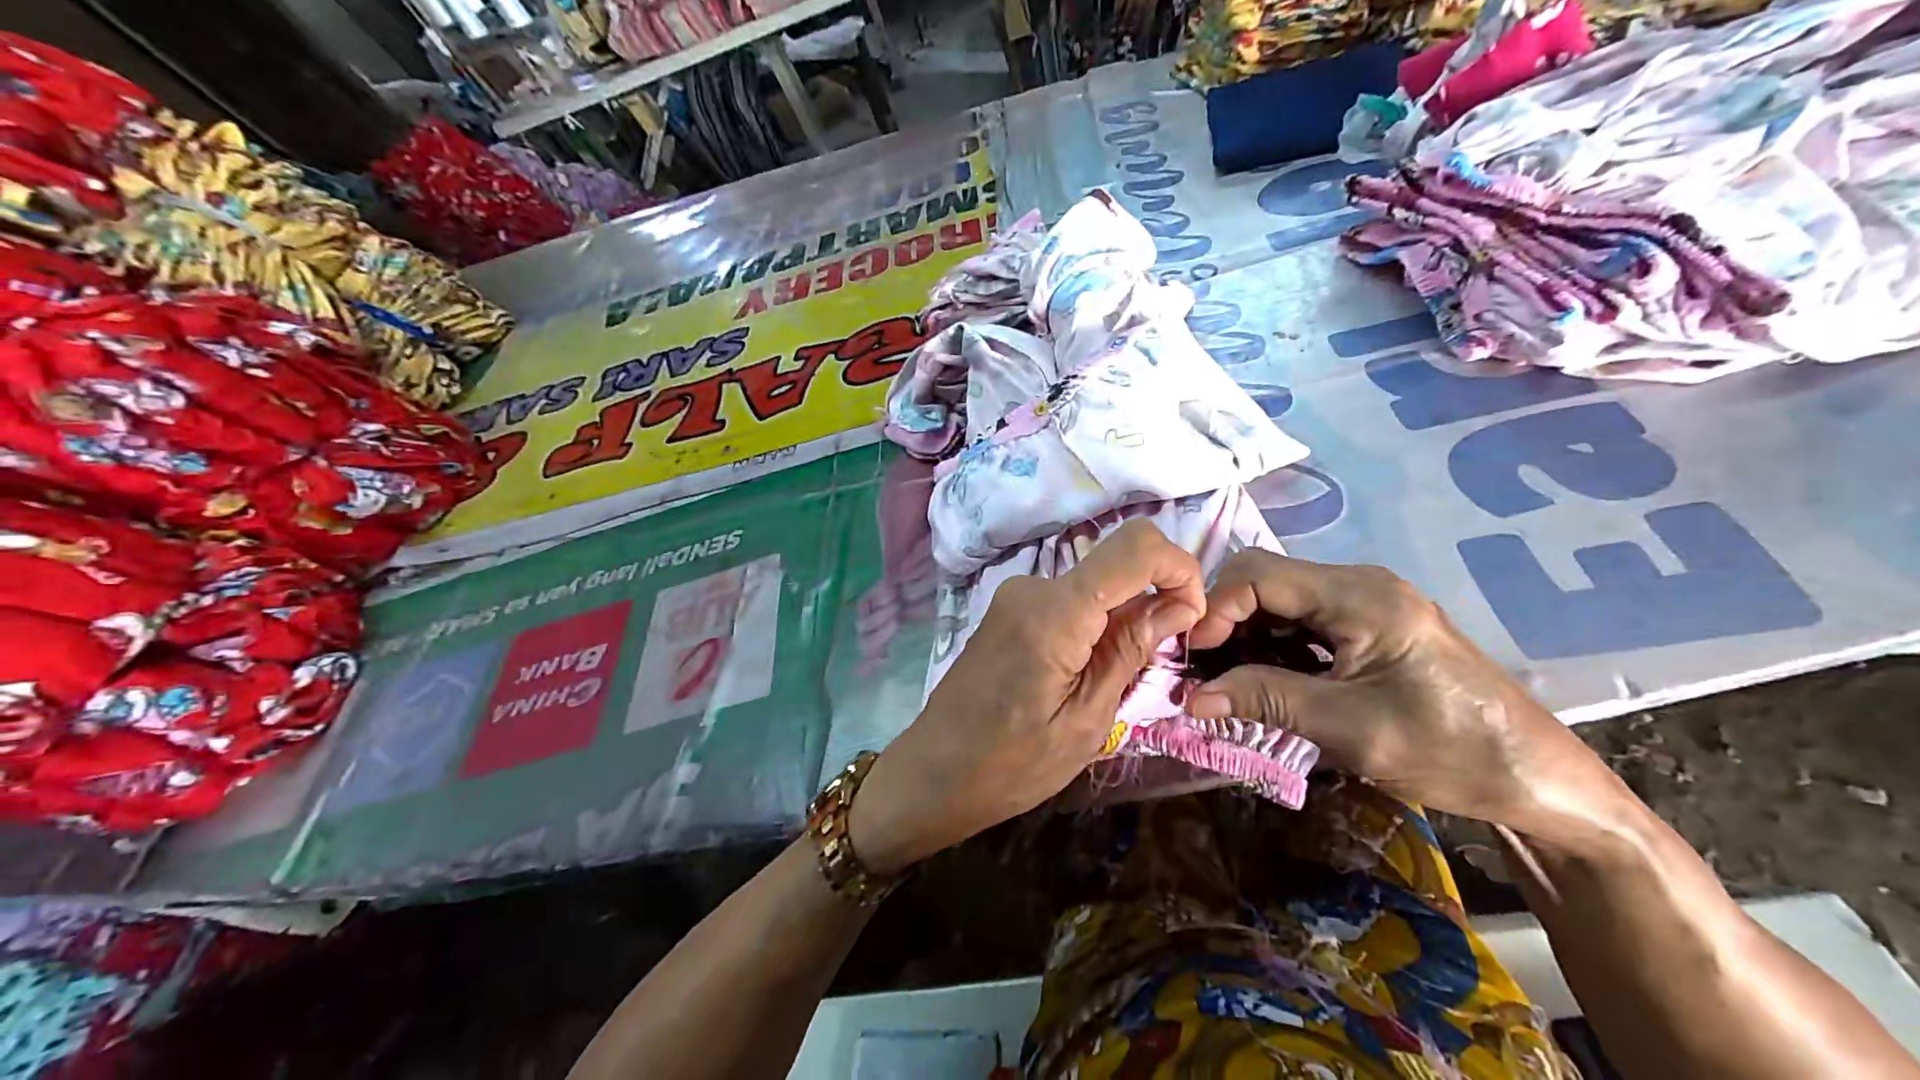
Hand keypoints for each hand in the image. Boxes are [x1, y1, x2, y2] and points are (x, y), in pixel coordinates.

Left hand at [849, 521, 1205, 874]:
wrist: (934, 773)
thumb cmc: (1011, 764)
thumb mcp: (1086, 721)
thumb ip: (1129, 652)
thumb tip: (1177, 604)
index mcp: (1055, 613)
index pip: (1135, 548)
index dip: (1179, 568)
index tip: (1191, 616)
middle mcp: (1033, 588)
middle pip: (1117, 564)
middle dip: (1154, 599)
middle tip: (1159, 661)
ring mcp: (1017, 596)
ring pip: (1096, 584)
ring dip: (1123, 618)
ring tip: (1115, 681)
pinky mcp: (1010, 611)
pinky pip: (1070, 600)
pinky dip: (1095, 624)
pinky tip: (1087, 672)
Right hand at [1185, 551, 1613, 829]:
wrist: (1536, 779)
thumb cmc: (1449, 750)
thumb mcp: (1349, 728)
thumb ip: (1265, 700)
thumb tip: (1190, 699)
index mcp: (1361, 596)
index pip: (1259, 574)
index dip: (1215, 608)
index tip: (1192, 657)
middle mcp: (1359, 584)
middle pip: (1264, 577)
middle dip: (1223, 618)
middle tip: (1200, 668)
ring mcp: (1365, 602)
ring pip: (1278, 597)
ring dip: (1243, 632)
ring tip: (1222, 677)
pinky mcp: (1367, 624)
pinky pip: (1301, 618)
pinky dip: (1270, 643)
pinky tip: (1260, 676)